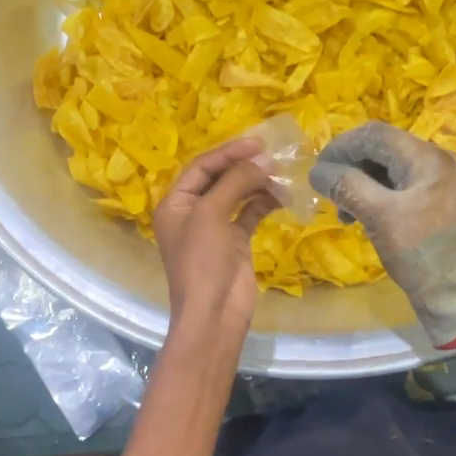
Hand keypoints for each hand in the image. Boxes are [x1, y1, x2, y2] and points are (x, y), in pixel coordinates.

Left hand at [153, 137, 280, 341]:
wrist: (213, 312)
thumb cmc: (202, 261)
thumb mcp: (211, 214)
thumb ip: (234, 182)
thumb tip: (262, 160)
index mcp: (174, 204)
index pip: (201, 167)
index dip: (228, 153)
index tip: (257, 143)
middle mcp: (192, 213)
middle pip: (219, 178)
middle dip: (244, 167)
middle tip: (273, 156)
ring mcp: (214, 228)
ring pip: (236, 195)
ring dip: (257, 184)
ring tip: (281, 176)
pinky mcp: (234, 242)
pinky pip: (249, 214)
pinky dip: (264, 203)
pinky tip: (281, 196)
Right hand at [309, 121, 455, 348]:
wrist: (454, 291)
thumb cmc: (418, 253)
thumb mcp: (378, 216)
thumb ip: (346, 186)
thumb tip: (316, 172)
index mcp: (426, 158)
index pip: (374, 134)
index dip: (340, 147)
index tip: (317, 171)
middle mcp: (435, 159)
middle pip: (381, 148)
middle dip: (349, 166)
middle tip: (328, 192)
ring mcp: (436, 179)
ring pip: (386, 166)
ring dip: (358, 182)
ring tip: (343, 211)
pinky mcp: (434, 198)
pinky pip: (397, 184)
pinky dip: (373, 193)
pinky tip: (361, 215)